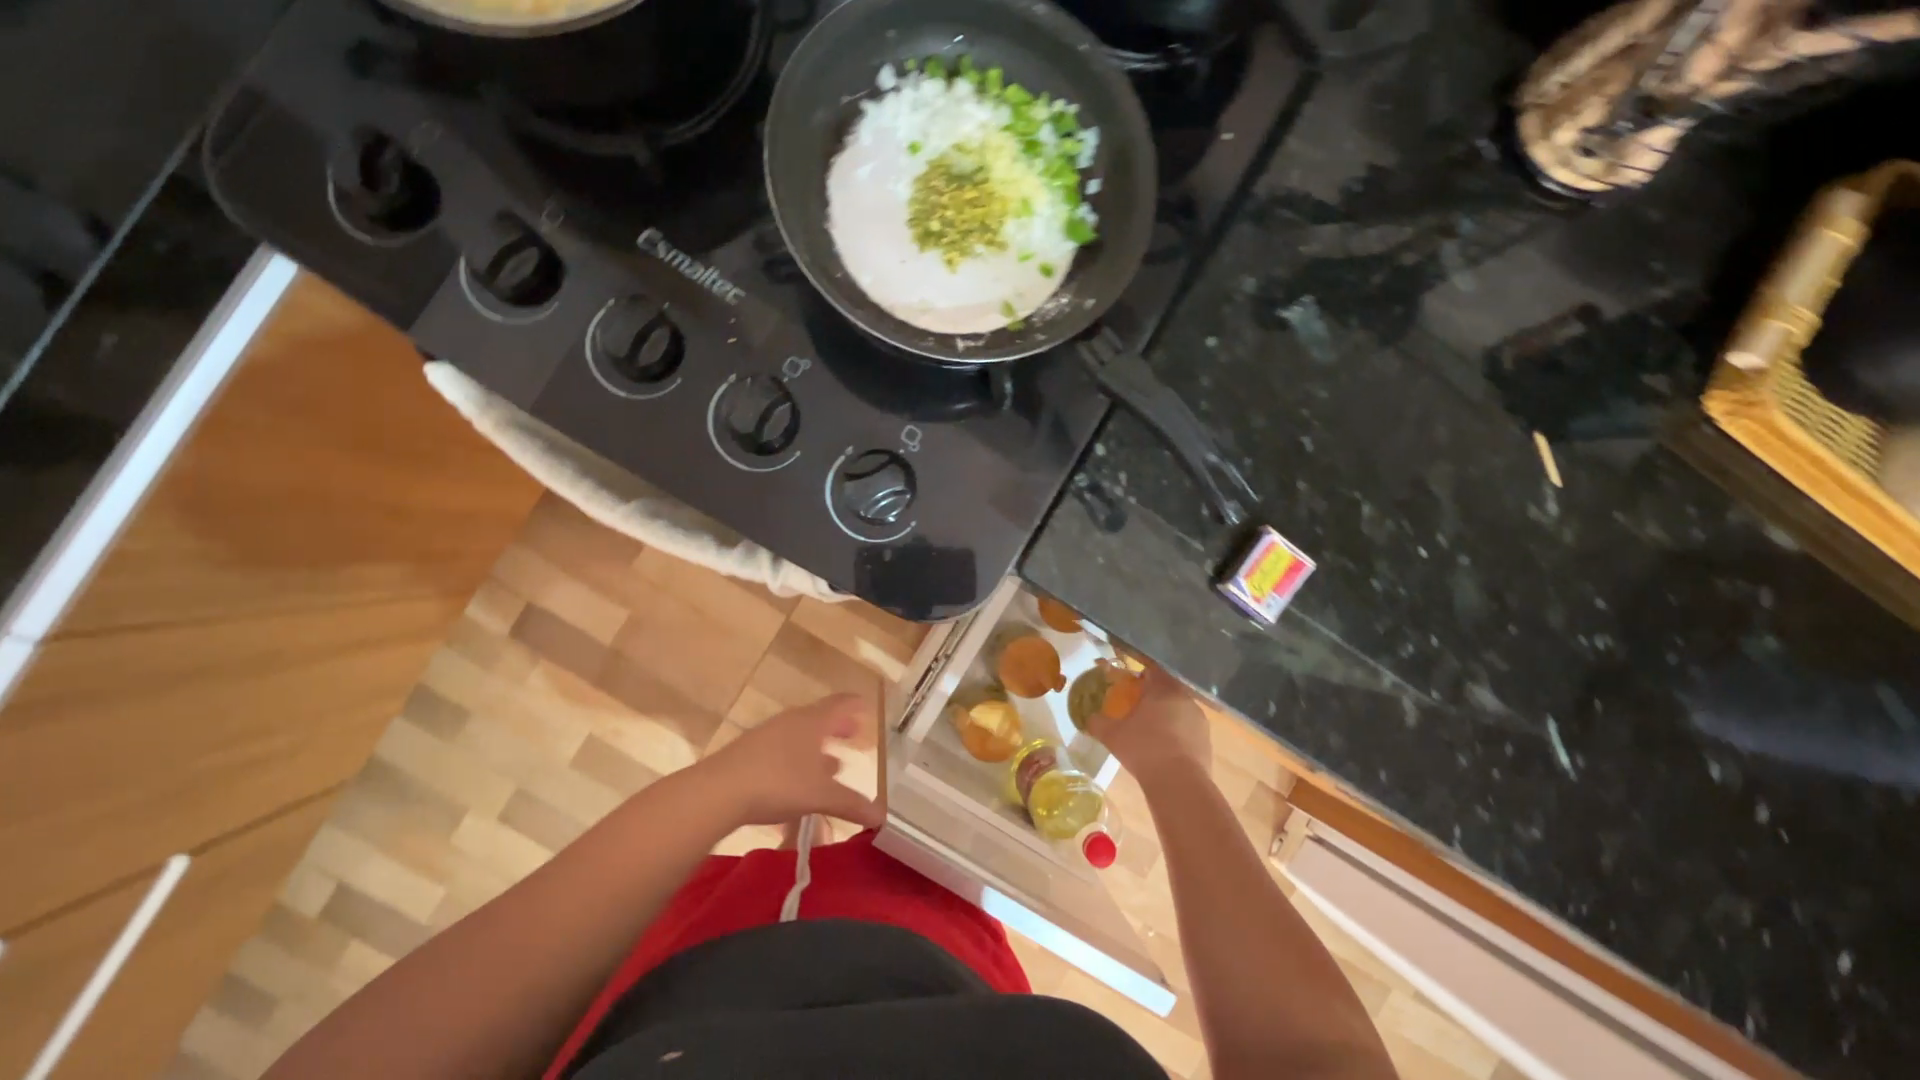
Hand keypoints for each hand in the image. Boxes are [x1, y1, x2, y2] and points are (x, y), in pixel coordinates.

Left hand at [699, 694, 884, 828]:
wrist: (718, 791)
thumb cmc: (778, 783)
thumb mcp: (821, 796)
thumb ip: (852, 804)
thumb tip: (882, 817)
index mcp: (813, 722)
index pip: (841, 704)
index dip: (856, 706)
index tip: (868, 709)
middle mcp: (791, 721)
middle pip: (820, 718)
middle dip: (838, 729)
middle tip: (853, 737)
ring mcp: (766, 736)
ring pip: (799, 737)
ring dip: (817, 749)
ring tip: (831, 767)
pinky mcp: (748, 754)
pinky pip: (782, 752)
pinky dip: (797, 762)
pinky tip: (798, 786)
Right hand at [1085, 666, 1211, 789]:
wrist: (1179, 783)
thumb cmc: (1143, 749)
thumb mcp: (1112, 736)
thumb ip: (1098, 723)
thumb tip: (1090, 718)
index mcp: (1163, 690)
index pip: (1152, 672)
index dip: (1140, 679)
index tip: (1130, 690)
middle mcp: (1185, 699)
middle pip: (1168, 691)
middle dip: (1154, 700)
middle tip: (1138, 713)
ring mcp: (1199, 720)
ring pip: (1180, 712)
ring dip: (1168, 718)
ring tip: (1152, 735)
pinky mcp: (1207, 741)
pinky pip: (1189, 731)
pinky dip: (1178, 736)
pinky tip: (1166, 752)